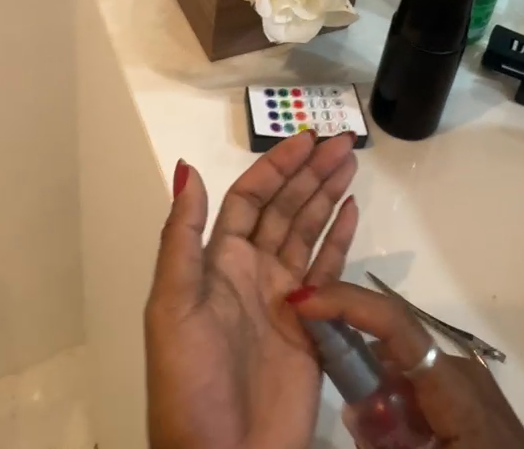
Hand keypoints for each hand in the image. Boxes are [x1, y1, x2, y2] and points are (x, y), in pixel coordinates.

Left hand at [145, 132, 360, 448]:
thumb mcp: (172, 306)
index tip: (304, 141)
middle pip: (284, 207)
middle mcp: (251, 271)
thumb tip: (185, 169)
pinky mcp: (312, 323)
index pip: (250, 198)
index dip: (276, 167)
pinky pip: (328, 269)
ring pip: (308, 230)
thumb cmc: (190, 381)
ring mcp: (283, 296)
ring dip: (326, 194)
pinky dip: (340, 238)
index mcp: (217, 262)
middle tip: (340, 141)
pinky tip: (351, 209)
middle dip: (310, 172)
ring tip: (349, 161)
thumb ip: (182, 236)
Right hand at [289, 283, 523, 448]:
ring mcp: (465, 380)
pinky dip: (395, 400)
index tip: (304, 300)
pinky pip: (418, 384)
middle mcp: (458, 368)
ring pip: (402, 366)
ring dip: (374, 386)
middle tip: (318, 365)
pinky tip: (391, 434)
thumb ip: (380, 440)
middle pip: (390, 341)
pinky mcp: (468, 396)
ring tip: (370, 428)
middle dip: (350, 350)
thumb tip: (353, 409)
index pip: (395, 322)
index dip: (348, 303)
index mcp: (451, 384)